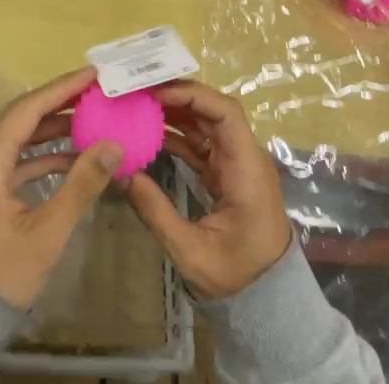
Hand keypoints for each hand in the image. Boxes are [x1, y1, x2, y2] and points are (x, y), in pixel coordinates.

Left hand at [0, 66, 122, 308]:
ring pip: (12, 135)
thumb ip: (81, 185)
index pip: (26, 109)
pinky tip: (68, 156)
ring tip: (88, 119)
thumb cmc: (0, 275)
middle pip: (17, 116)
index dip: (61, 89)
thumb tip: (113, 145)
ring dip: (48, 128)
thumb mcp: (46, 233)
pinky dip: (35, 154)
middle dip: (57, 102)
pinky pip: (6, 157)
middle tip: (94, 91)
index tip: (93, 75)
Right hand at [122, 81, 291, 300]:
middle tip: (137, 91)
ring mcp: (236, 163)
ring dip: (174, 111)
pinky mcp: (226, 173)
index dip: (192, 96)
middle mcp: (245, 157)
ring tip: (137, 104)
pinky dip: (176, 133)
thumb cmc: (237, 276)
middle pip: (213, 110)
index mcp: (246, 170)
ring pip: (206, 123)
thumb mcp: (192, 252)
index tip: (155, 93)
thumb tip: (121, 174)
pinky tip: (149, 132)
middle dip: (177, 95)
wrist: (267, 297)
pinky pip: (201, 142)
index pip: (226, 113)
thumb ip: (156, 212)